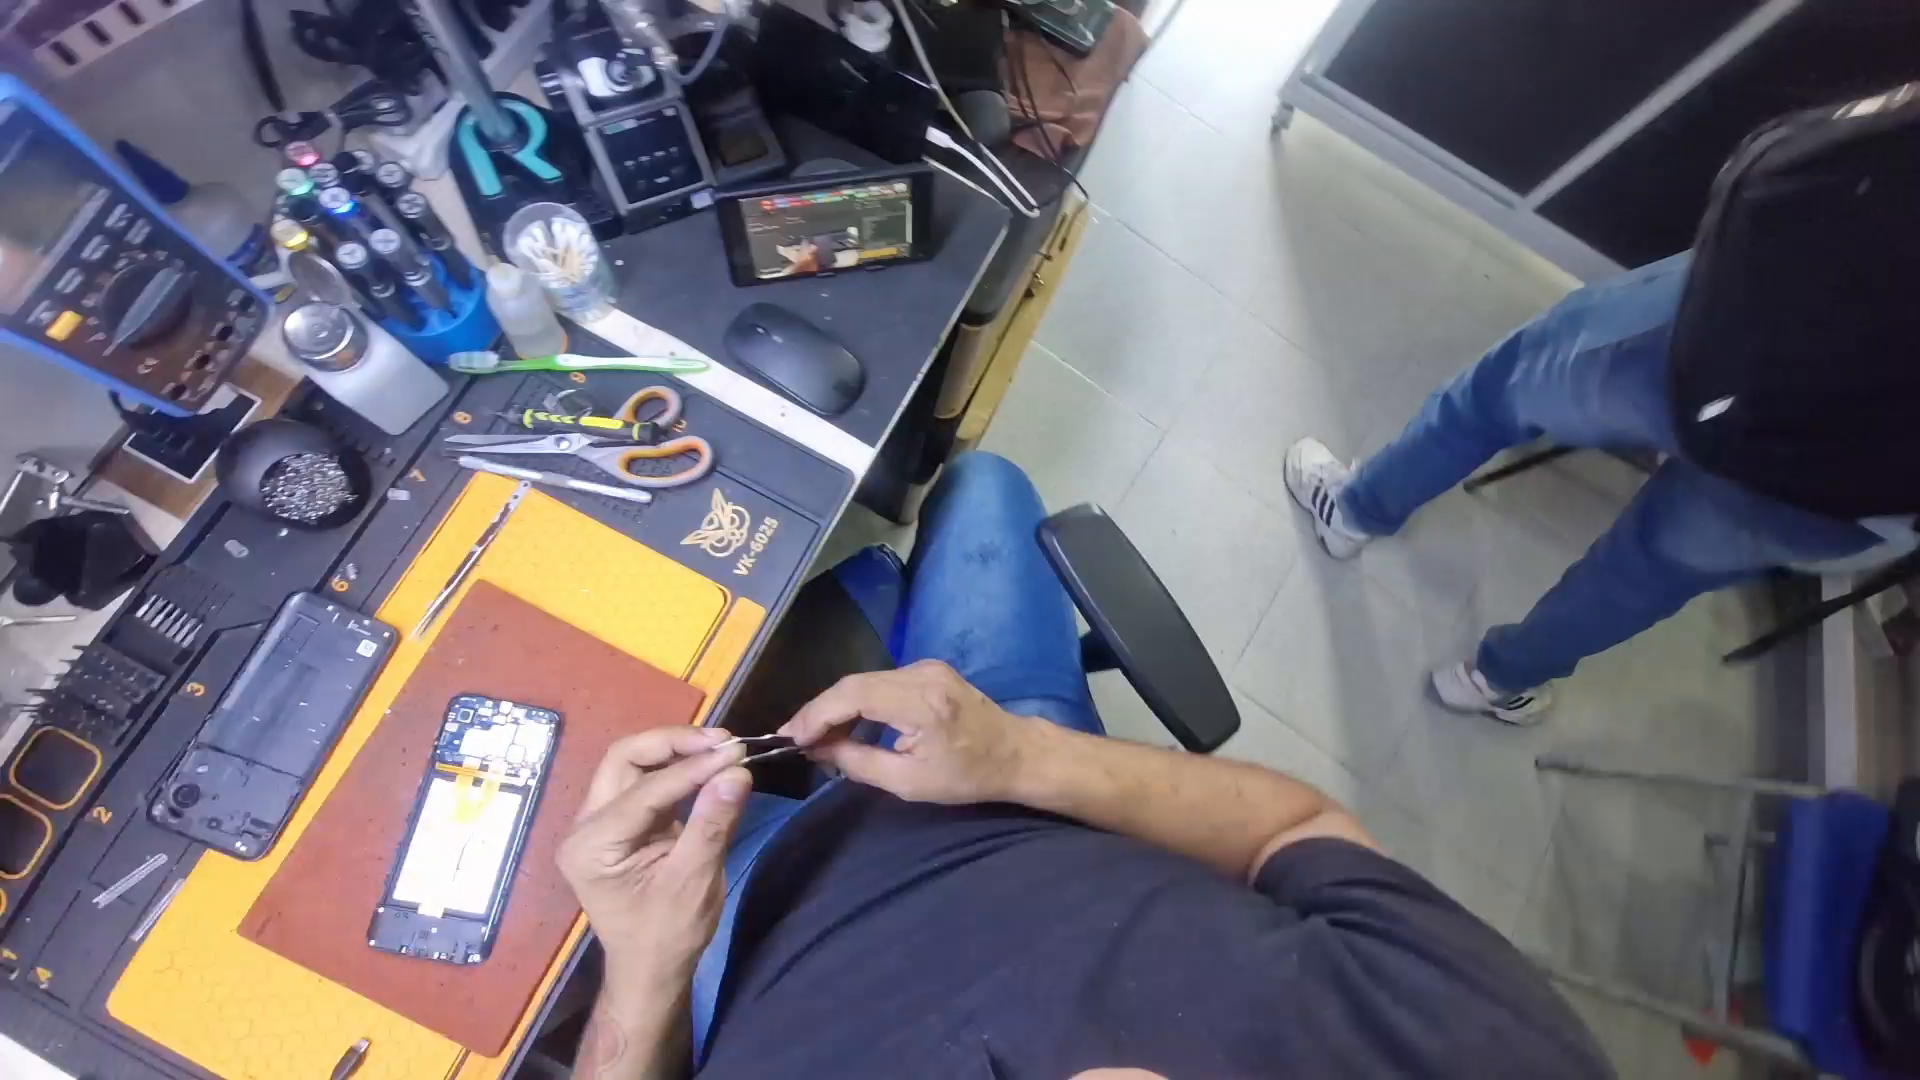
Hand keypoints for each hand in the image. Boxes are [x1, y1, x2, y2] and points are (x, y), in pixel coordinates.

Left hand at [557, 727, 750, 988]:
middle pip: (626, 758)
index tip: (738, 753)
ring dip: (678, 749)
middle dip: (675, 743)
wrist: (651, 972)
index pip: (646, 788)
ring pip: (634, 762)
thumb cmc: (668, 935)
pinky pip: (647, 778)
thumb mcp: (695, 881)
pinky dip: (679, 767)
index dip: (694, 767)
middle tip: (723, 741)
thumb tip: (738, 770)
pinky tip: (708, 764)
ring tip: (721, 748)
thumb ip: (713, 822)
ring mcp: (600, 822)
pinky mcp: (621, 821)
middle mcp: (586, 826)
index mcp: (593, 845)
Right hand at [779, 660, 1043, 804]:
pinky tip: (843, 721)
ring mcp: (926, 666)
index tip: (791, 737)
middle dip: (820, 710)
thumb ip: (857, 762)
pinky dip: (856, 700)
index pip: (855, 695)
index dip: (817, 713)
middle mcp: (922, 674)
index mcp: (922, 703)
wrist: (1014, 753)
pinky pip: (880, 681)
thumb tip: (816, 749)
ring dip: (836, 704)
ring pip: (865, 680)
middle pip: (855, 684)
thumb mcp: (908, 781)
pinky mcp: (927, 668)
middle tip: (793, 737)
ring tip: (812, 733)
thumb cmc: (966, 776)